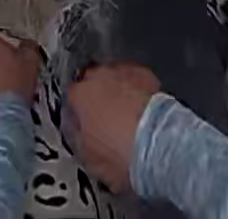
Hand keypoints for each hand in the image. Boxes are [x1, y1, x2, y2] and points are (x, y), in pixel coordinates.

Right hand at [66, 63, 160, 192]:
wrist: (156, 144)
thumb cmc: (118, 154)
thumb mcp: (86, 156)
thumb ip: (75, 133)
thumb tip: (76, 126)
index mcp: (80, 94)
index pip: (71, 96)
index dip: (76, 110)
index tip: (83, 123)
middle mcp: (98, 75)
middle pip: (91, 80)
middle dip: (96, 95)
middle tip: (105, 117)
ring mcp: (122, 70)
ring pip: (113, 76)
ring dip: (116, 89)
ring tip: (126, 112)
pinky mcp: (144, 72)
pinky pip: (134, 78)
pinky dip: (135, 88)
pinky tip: (142, 106)